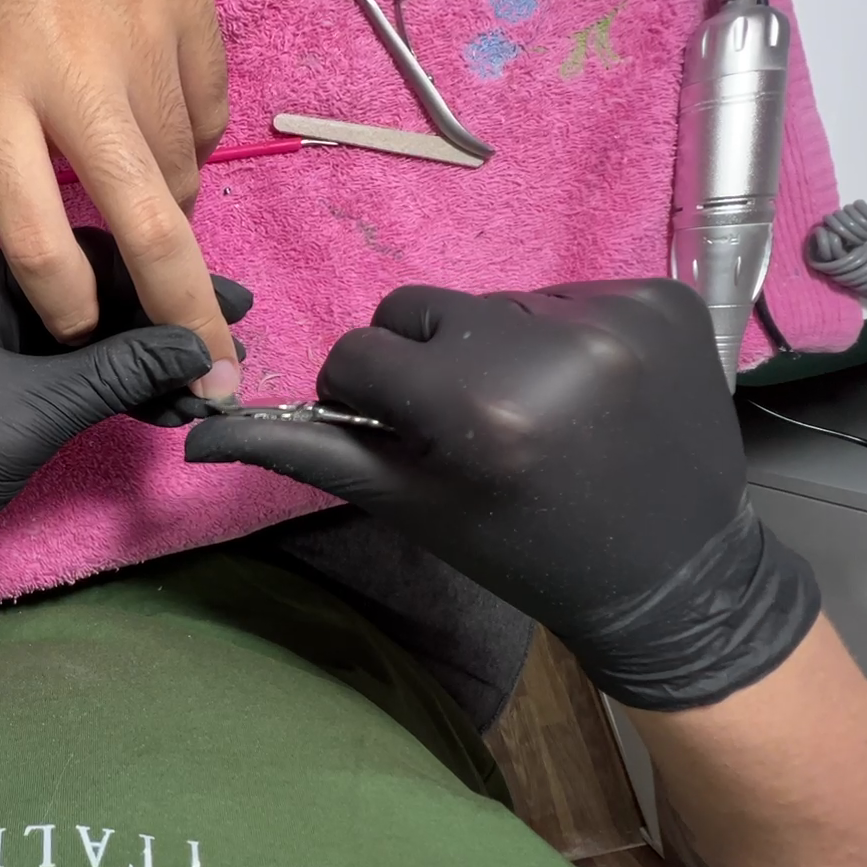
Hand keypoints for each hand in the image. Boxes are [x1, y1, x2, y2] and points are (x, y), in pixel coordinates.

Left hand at [0, 229, 252, 650]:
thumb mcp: (30, 410)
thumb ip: (117, 371)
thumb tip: (203, 345)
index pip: (84, 262)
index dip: (158, 283)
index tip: (228, 304)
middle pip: (92, 305)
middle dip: (160, 332)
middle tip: (231, 350)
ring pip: (88, 350)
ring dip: (145, 370)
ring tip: (209, 390)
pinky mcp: (6, 399)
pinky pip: (74, 384)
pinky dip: (118, 397)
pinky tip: (165, 409)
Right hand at [186, 279, 819, 709]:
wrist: (670, 573)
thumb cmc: (513, 545)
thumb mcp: (402, 502)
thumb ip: (303, 453)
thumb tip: (197, 440)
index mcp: (478, 408)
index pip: (360, 351)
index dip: (362, 391)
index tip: (396, 427)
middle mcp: (549, 347)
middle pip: (418, 311)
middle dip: (420, 362)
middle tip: (462, 419)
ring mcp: (617, 315)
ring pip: (485, 301)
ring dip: (486, 348)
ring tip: (528, 406)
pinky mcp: (667, 298)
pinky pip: (559, 293)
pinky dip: (550, 335)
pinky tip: (580, 389)